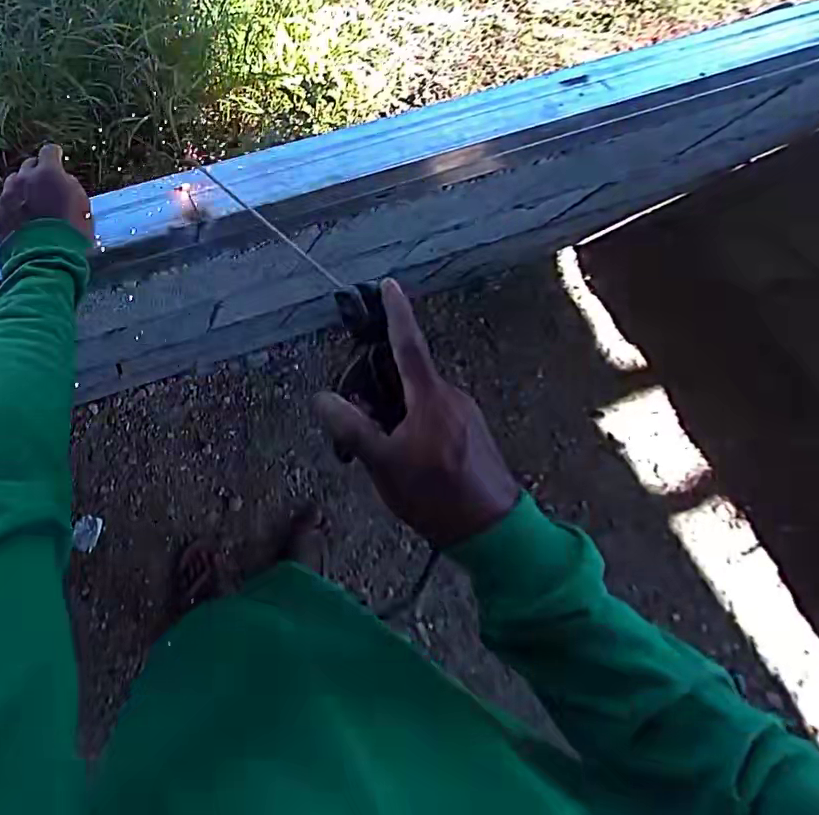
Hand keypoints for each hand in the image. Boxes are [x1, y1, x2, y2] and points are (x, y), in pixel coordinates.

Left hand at [0, 142, 93, 245]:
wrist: (44, 259)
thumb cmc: (71, 233)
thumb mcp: (82, 206)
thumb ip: (69, 187)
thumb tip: (62, 182)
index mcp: (48, 173)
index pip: (49, 151)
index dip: (55, 156)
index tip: (58, 160)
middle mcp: (24, 178)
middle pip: (29, 166)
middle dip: (37, 173)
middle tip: (45, 185)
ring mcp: (7, 196)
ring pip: (14, 183)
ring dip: (22, 188)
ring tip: (31, 203)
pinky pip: (4, 203)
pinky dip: (12, 206)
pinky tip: (21, 218)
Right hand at [314, 279, 522, 547]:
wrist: (495, 533)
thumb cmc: (437, 496)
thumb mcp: (384, 463)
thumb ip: (351, 428)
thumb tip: (322, 398)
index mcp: (430, 397)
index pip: (408, 344)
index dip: (396, 312)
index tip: (388, 285)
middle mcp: (450, 397)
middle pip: (405, 374)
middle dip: (377, 385)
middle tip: (357, 418)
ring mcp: (463, 414)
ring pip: (416, 397)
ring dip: (391, 411)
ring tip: (379, 449)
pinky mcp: (470, 432)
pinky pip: (431, 414)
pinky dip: (409, 422)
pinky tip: (402, 456)